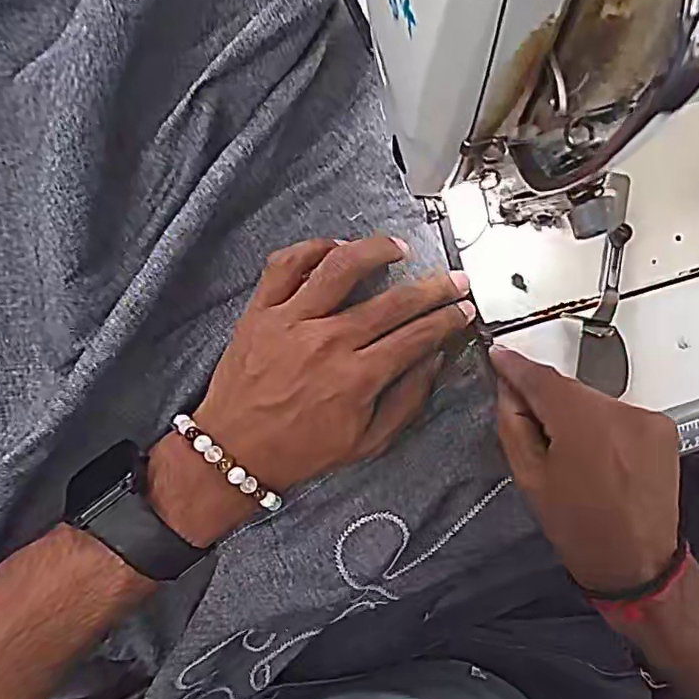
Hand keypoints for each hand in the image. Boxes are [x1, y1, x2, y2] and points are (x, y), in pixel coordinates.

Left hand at [148, 235, 474, 545]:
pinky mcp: (262, 311)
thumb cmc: (299, 450)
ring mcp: (292, 322)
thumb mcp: (366, 442)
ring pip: (342, 266)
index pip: (417, 335)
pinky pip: (287, 264)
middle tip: (452, 280)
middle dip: (434, 287)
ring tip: (398, 248)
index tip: (461, 310)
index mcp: (356, 378)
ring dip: (377, 250)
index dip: (447, 319)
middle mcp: (327, 343)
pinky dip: (313, 248)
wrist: (237, 451)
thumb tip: (434, 362)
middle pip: (394, 301)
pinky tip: (335, 247)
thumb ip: (407, 402)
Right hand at [490, 345, 680, 594]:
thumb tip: (508, 390)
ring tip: (567, 449)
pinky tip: (594, 452)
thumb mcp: (529, 478)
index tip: (499, 355)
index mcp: (584, 426)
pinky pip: (617, 411)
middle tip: (527, 419)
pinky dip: (600, 422)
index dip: (516, 366)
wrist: (635, 560)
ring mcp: (646, 418)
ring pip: (593, 398)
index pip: (542, 379)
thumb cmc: (579, 528)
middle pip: (569, 387)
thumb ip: (513, 424)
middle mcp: (621, 414)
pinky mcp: (661, 427)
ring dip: (574, 411)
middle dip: (544, 396)